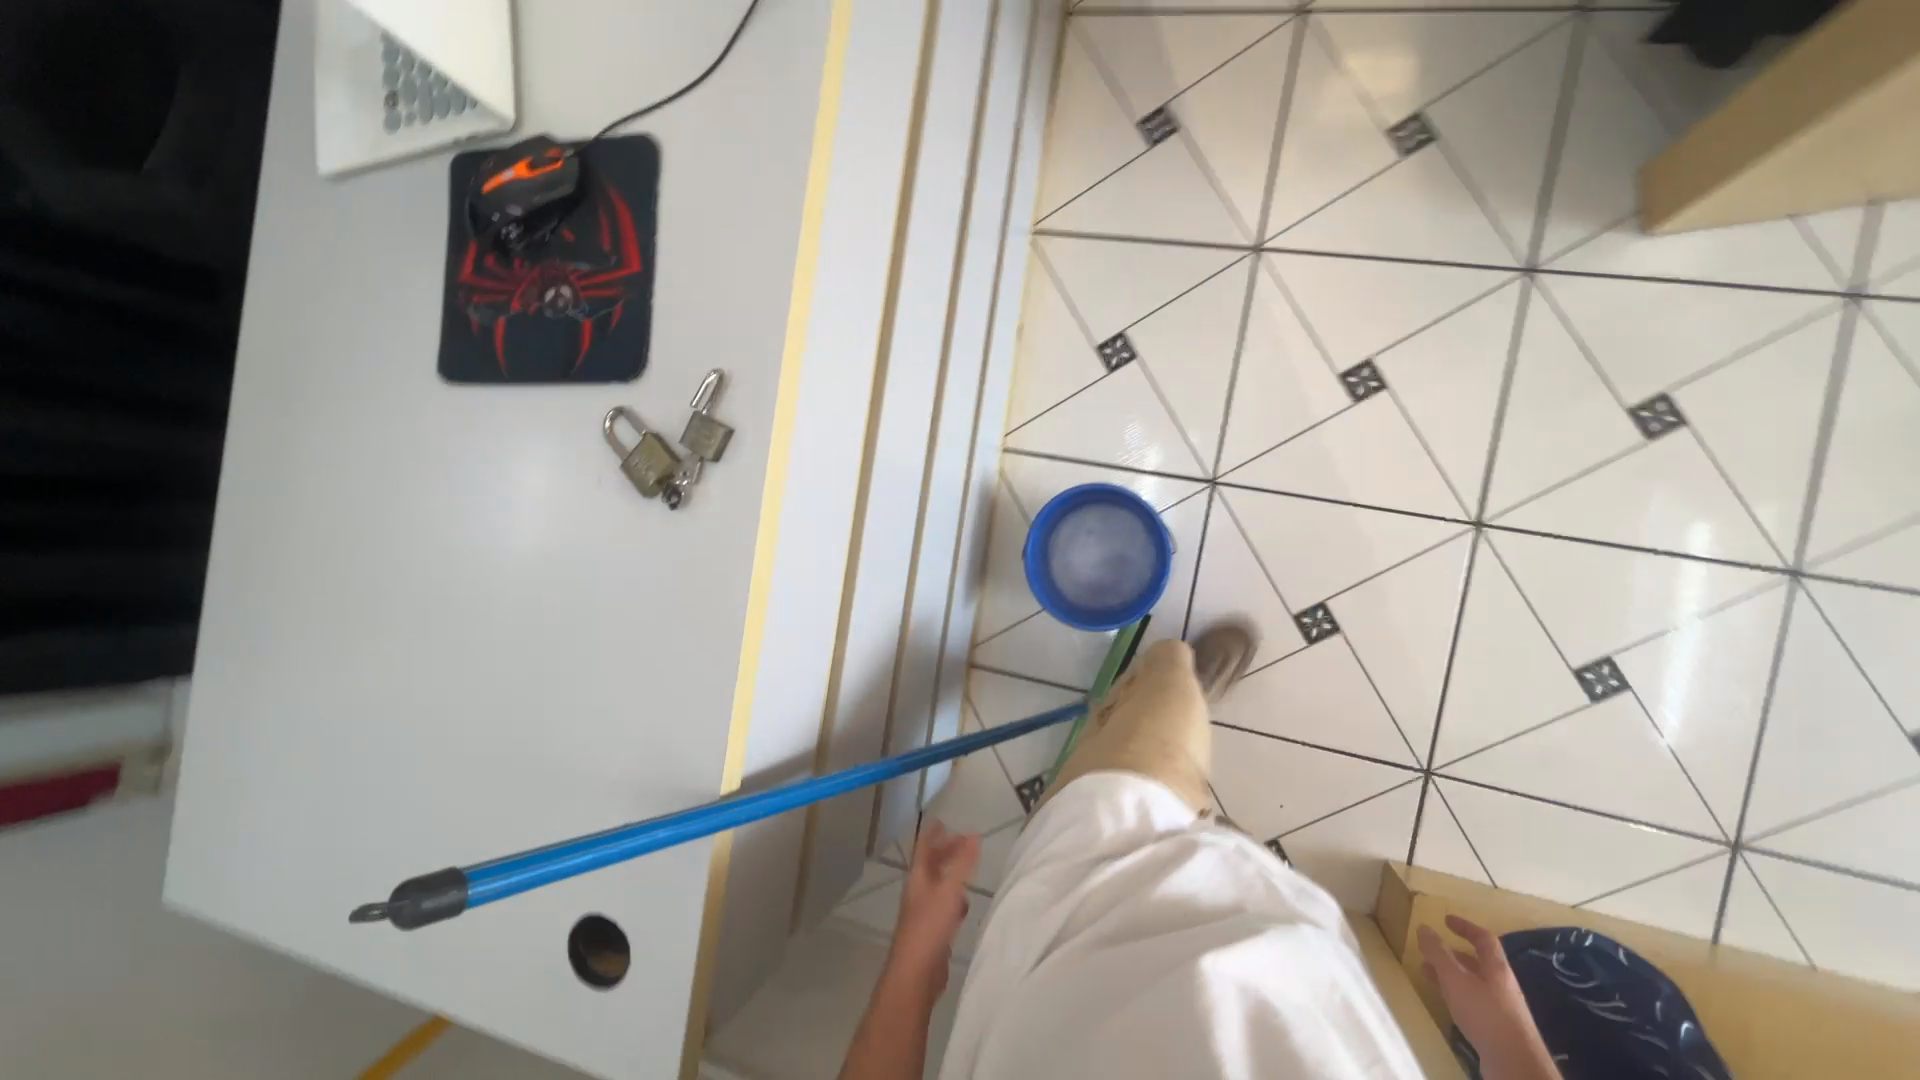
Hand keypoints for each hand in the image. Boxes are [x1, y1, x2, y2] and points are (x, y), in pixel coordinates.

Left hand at [884, 820, 980, 998]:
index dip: (932, 834)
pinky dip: (954, 899)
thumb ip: (963, 864)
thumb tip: (974, 834)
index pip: (923, 849)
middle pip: (930, 866)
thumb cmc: (929, 927)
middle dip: (945, 852)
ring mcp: (923, 912)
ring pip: (938, 885)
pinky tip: (964, 905)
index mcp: (918, 878)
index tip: (942, 820)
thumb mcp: (949, 891)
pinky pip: (944, 906)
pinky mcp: (932, 931)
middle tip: (962, 841)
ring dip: (950, 874)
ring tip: (966, 868)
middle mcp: (918, 892)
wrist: (916, 973)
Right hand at [1418, 916, 1558, 1079]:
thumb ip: (1438, 953)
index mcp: (1497, 968)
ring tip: (1428, 973)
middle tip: (1431, 950)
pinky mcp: (1497, 1027)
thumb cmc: (1485, 1014)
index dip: (1465, 926)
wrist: (1515, 1063)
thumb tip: (1424, 927)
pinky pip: (1473, 1001)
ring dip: (1452, 974)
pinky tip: (1445, 1001)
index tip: (1445, 920)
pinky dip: (1456, 994)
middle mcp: (1502, 984)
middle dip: (1453, 953)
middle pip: (1478, 961)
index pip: (1483, 938)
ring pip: (1474, 982)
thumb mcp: (1456, 979)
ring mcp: (1501, 1007)